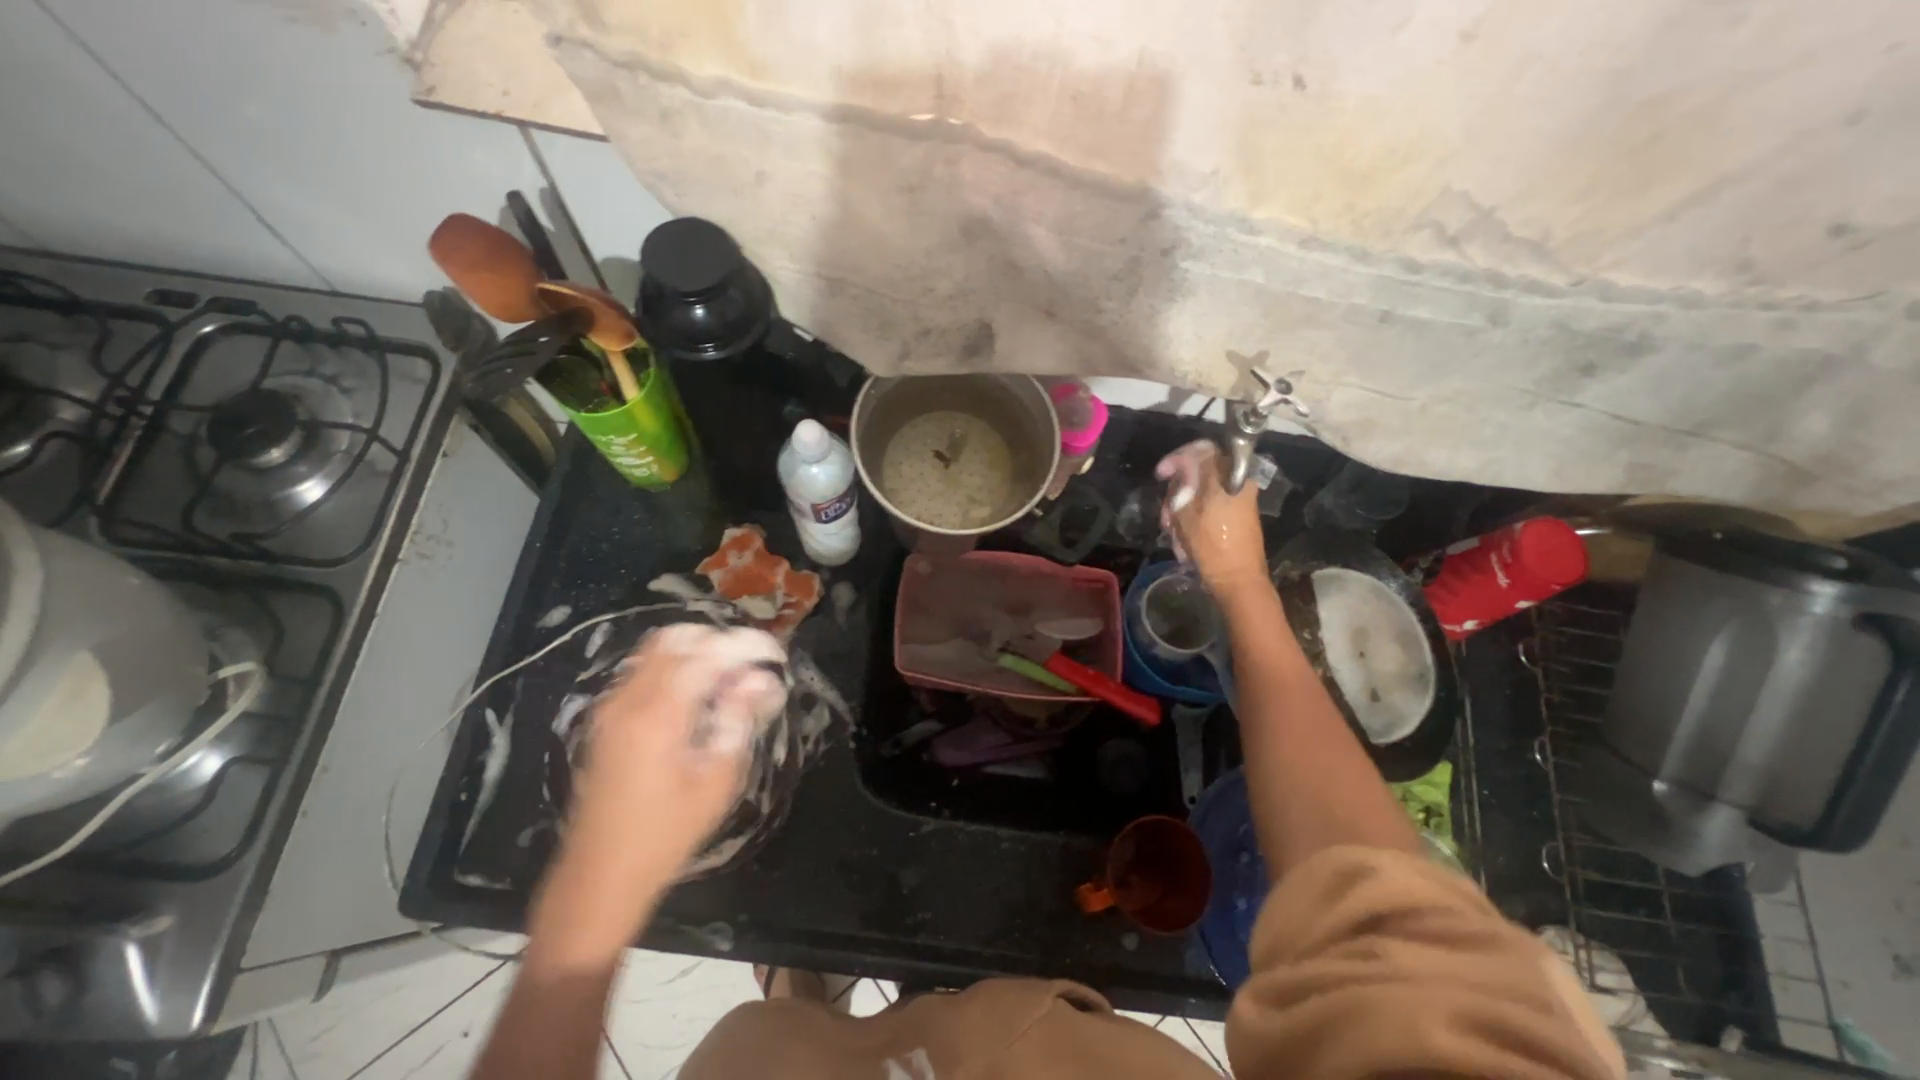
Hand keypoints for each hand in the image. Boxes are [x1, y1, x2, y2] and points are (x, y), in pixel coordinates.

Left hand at [531, 623, 786, 962]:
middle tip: (751, 664)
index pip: (706, 656)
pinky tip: (697, 697)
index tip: (773, 653)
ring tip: (729, 678)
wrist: (598, 876)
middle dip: (717, 643)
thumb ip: (737, 723)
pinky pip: (640, 673)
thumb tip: (761, 682)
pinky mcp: (603, 721)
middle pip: (674, 641)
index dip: (743, 646)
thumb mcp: (714, 784)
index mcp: (658, 717)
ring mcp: (609, 709)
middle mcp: (627, 701)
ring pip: (654, 653)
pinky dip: (672, 669)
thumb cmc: (664, 837)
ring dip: (694, 653)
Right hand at [1157, 439, 1268, 596]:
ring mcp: (1240, 499)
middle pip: (1200, 473)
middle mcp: (1237, 483)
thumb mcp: (1187, 513)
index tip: (1160, 474)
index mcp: (1228, 477)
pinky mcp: (1239, 515)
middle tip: (1165, 516)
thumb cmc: (1212, 547)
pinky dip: (1194, 518)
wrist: (1239, 581)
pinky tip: (1183, 540)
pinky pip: (1211, 506)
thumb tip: (1181, 470)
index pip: (1201, 450)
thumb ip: (1183, 484)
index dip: (1176, 458)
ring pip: (1202, 493)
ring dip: (1182, 510)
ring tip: (1172, 533)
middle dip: (1176, 493)